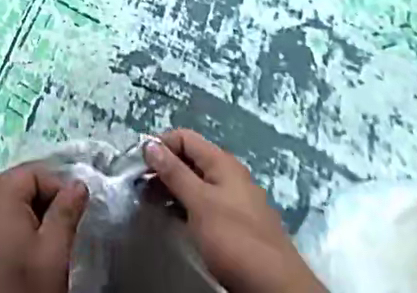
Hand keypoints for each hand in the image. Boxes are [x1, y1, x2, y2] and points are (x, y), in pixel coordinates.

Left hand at [0, 161, 88, 292]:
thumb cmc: (26, 285)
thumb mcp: (54, 250)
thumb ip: (66, 212)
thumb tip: (79, 184)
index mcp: (1, 193)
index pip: (34, 172)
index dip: (59, 187)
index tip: (77, 212)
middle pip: (22, 182)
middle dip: (48, 199)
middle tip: (67, 227)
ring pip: (14, 199)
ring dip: (36, 213)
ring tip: (53, 239)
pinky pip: (3, 214)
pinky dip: (22, 223)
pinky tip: (34, 246)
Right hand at [144, 132, 325, 292]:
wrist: (278, 290)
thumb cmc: (235, 239)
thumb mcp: (199, 203)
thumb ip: (174, 172)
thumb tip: (150, 144)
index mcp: (223, 163)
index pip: (184, 138)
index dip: (160, 145)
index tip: (139, 165)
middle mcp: (230, 176)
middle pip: (189, 159)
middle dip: (164, 168)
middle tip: (141, 186)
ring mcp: (235, 200)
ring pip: (196, 183)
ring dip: (172, 188)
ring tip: (152, 203)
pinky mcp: (236, 224)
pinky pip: (204, 203)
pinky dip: (186, 205)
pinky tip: (174, 218)